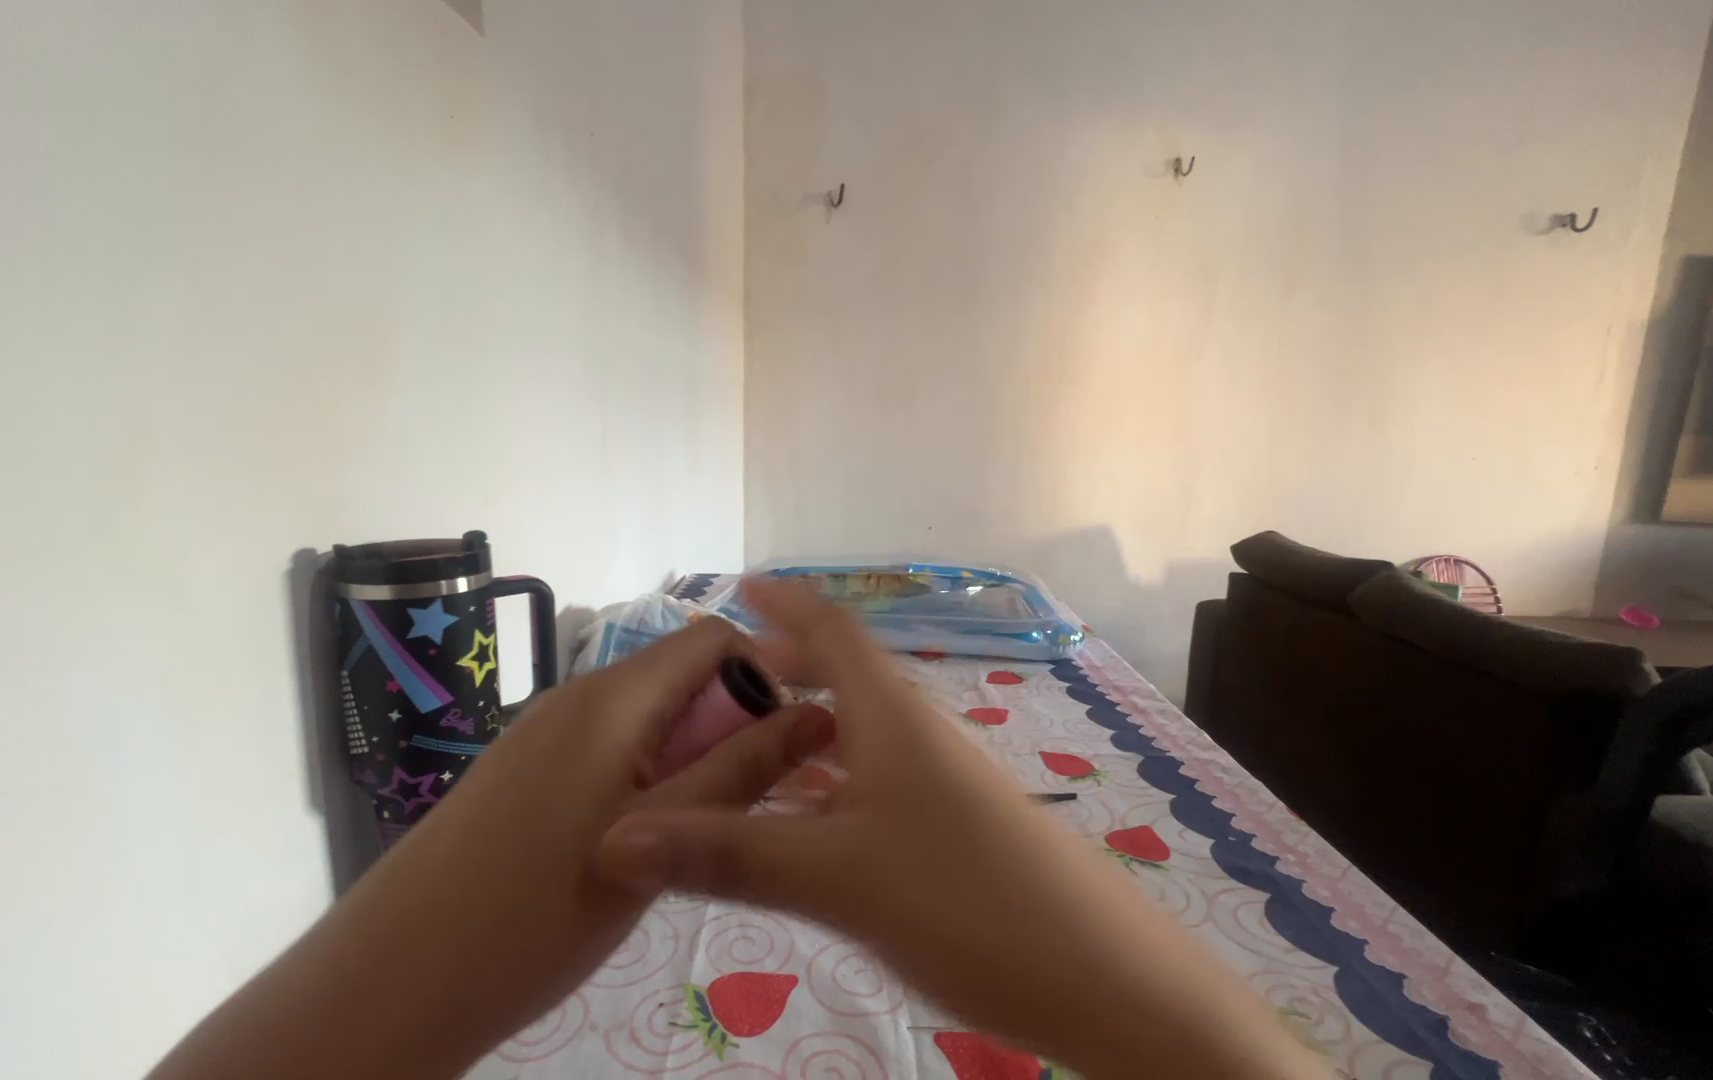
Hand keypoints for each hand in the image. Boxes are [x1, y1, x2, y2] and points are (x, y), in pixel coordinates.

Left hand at [148, 616, 834, 1079]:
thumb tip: (817, 714)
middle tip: (760, 799)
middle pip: (683, 677)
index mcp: (613, 696)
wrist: (385, 986)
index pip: (713, 639)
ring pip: (649, 718)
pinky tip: (648, 839)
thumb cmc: (536, 911)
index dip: (766, 674)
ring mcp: (544, 733)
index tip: (794, 740)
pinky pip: (610, 747)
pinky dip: (650, 774)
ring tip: (708, 827)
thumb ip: (742, 771)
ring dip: (695, 754)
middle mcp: (578, 696)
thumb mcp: (658, 841)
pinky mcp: (524, 771)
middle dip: (736, 723)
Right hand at [597, 581, 1328, 1079]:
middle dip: (784, 668)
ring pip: (855, 738)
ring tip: (742, 746)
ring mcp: (936, 785)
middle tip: (721, 679)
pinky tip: (799, 824)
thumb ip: (727, 854)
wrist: (1099, 974)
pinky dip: (825, 787)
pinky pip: (871, 786)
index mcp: (892, 716)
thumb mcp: (836, 876)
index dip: (787, 601)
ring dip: (802, 732)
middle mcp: (916, 736)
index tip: (739, 585)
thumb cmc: (965, 900)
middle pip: (843, 679)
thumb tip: (613, 837)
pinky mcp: (948, 831)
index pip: (834, 630)